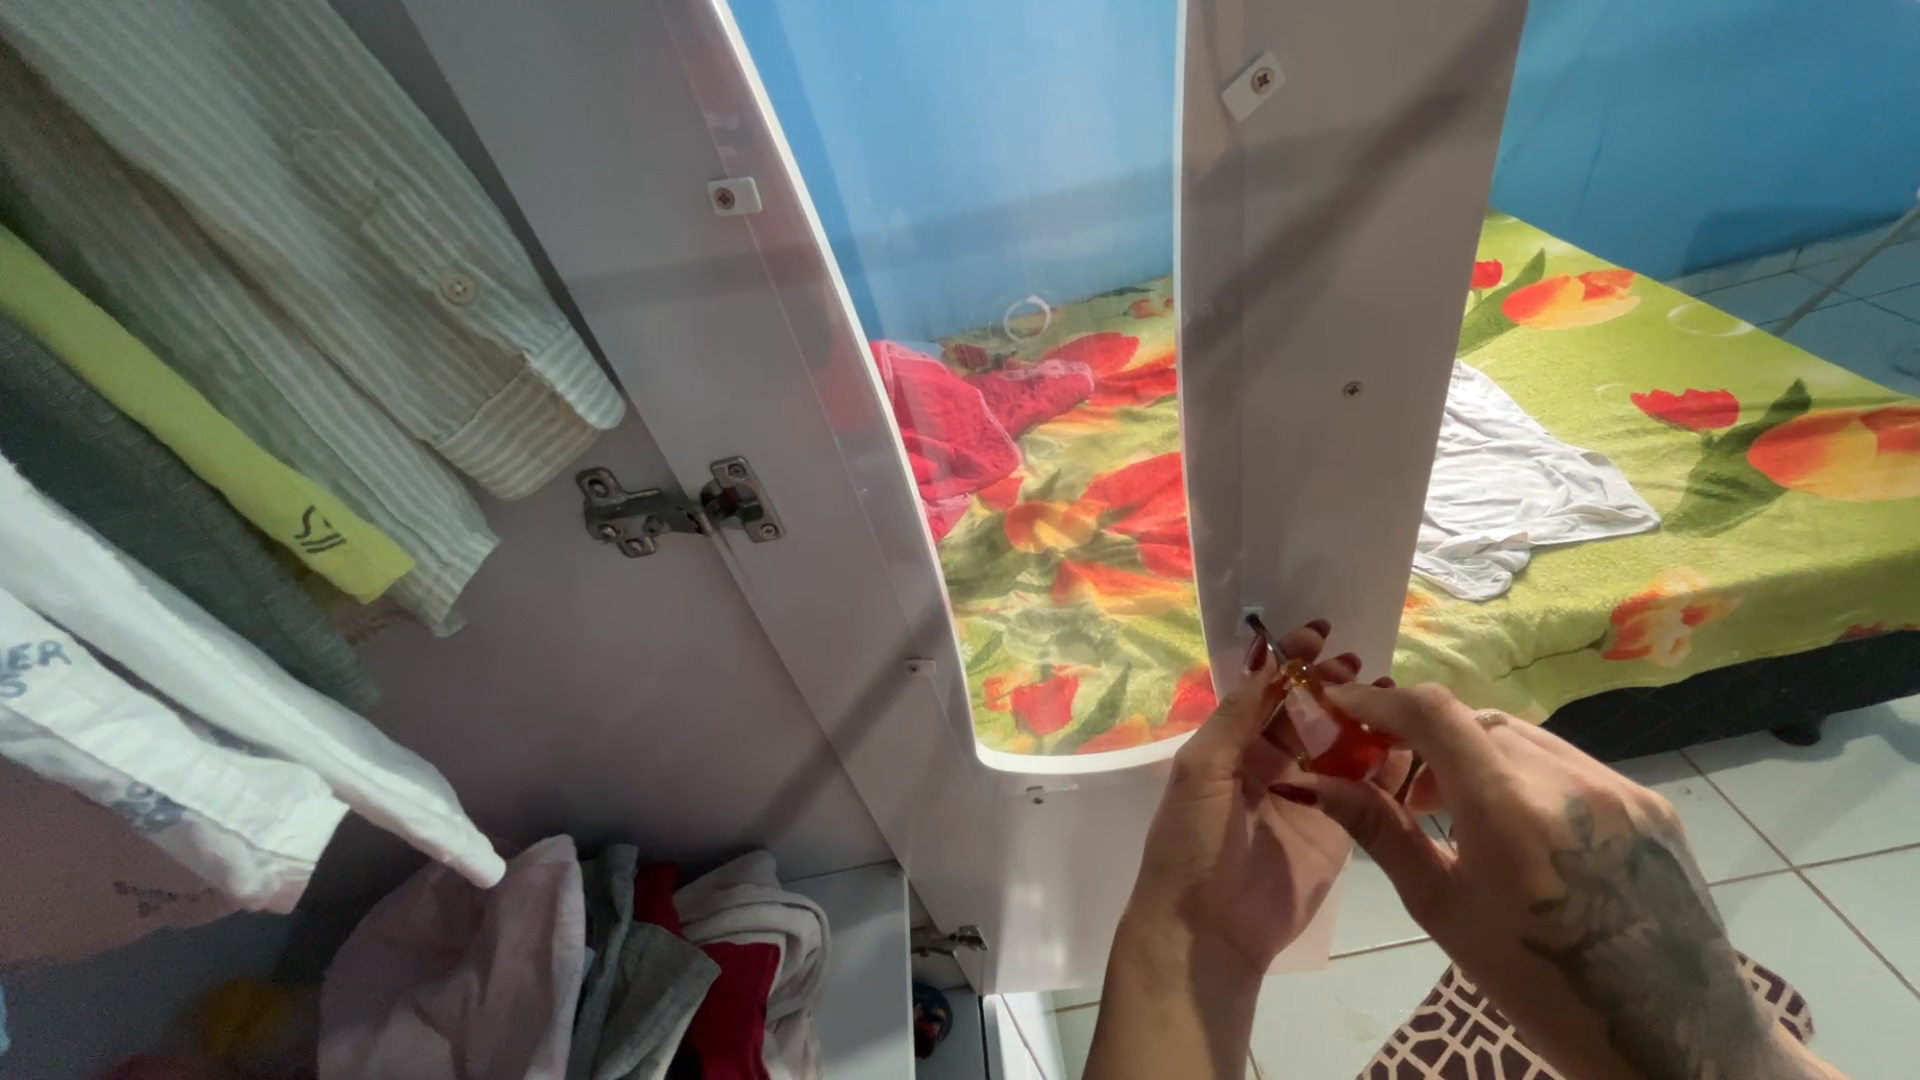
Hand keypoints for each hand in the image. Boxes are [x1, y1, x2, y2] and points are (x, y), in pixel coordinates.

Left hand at [1123, 618, 1398, 973]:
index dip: (1290, 663)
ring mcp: (1306, 795)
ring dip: (1363, 719)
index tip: (1318, 633)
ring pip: (1339, 745)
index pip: (1265, 691)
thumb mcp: (1202, 769)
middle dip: (1330, 686)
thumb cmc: (1192, 839)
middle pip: (1306, 713)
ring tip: (1390, 694)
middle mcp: (1268, 763)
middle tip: (1359, 665)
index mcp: (1230, 745)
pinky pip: (1364, 789)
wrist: (1209, 926)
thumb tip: (1267, 665)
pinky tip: (1406, 740)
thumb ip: (1237, 718)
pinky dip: (1385, 764)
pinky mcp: (1338, 829)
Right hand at [1281, 683, 1841, 1079]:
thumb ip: (1378, 830)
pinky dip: (1516, 768)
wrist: (1679, 1044)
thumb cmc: (1538, 984)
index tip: (1344, 707)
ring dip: (1468, 751)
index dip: (1381, 700)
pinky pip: (1562, 759)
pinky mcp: (1650, 802)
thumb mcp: (1440, 908)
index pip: (1434, 712)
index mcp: (1509, 811)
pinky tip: (1513, 823)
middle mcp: (1568, 781)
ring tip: (1450, 807)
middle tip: (1393, 776)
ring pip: (1515, 734)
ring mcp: (1618, 788)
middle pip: (1469, 719)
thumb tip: (1313, 781)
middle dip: (1419, 735)